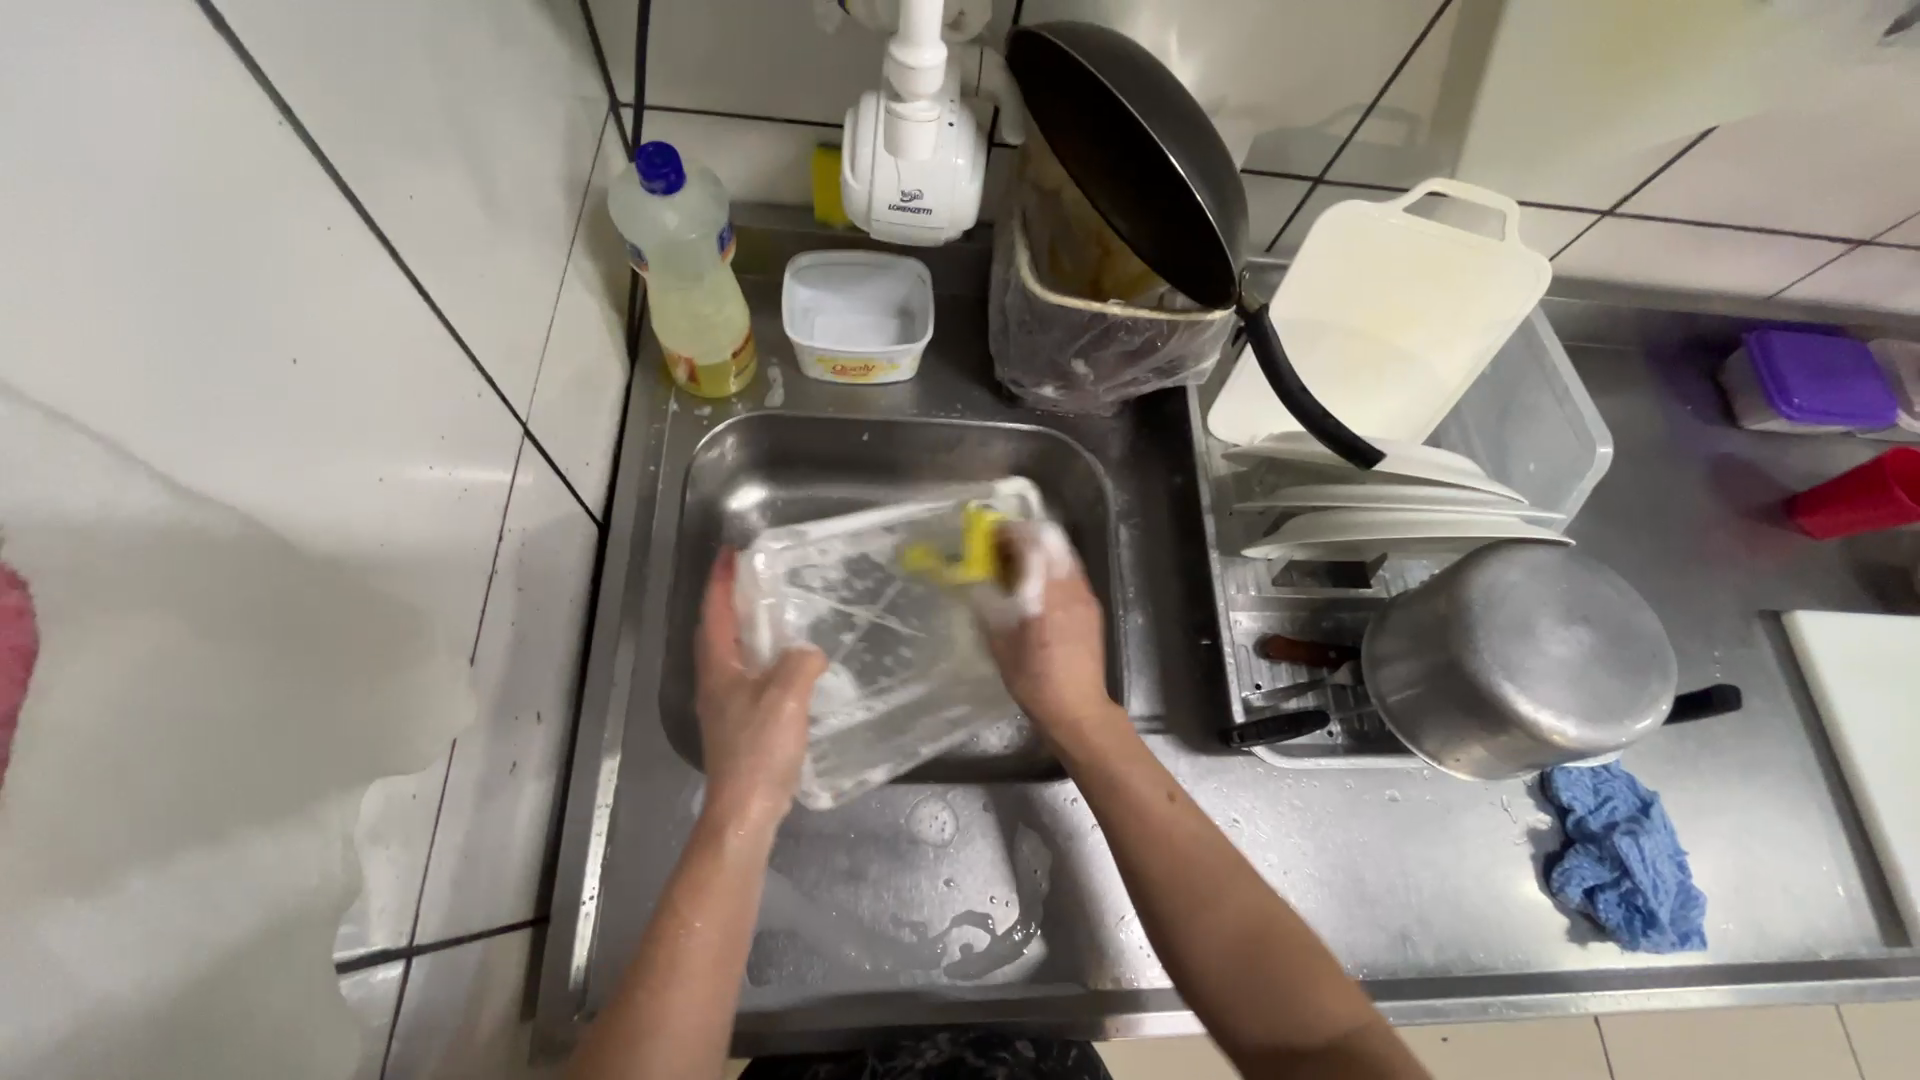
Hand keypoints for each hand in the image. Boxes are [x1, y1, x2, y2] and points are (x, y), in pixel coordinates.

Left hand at [695, 549, 827, 828]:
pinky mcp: (740, 723)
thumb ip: (800, 662)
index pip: (715, 611)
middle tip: (760, 577)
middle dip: (734, 600)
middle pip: (719, 630)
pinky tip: (793, 664)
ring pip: (735, 654)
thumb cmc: (759, 749)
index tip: (732, 551)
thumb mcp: (786, 696)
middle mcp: (715, 681)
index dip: (721, 580)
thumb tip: (809, 652)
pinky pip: (753, 677)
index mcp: (718, 667)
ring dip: (751, 630)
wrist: (746, 809)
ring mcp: (726, 704)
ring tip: (779, 613)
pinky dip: (767, 659)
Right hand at [971, 521, 1123, 742]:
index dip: (1010, 532)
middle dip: (1026, 535)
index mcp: (1045, 596)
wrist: (1077, 707)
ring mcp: (1085, 596)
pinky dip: (1052, 566)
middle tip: (1002, 545)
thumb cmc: (1032, 680)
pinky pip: (1071, 571)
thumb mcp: (999, 644)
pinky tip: (1037, 585)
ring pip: (1064, 553)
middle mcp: (1070, 588)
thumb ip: (987, 604)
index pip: (1032, 544)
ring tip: (1018, 564)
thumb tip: (974, 579)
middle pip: (1052, 541)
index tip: (990, 534)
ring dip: (1040, 549)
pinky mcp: (1092, 606)